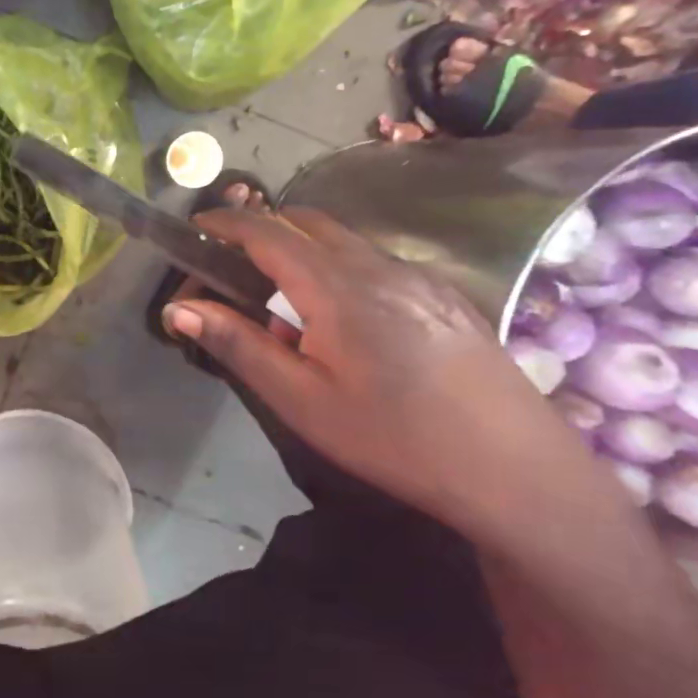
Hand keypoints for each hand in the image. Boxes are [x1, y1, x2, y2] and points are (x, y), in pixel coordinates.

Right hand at [162, 207, 599, 535]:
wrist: (521, 476)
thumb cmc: (394, 439)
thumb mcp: (301, 399)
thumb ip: (237, 344)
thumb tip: (176, 309)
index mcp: (338, 288)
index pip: (268, 232)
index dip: (227, 221)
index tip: (197, 226)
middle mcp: (379, 267)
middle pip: (307, 223)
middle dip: (262, 231)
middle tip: (233, 268)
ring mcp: (419, 279)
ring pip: (343, 243)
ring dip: (301, 255)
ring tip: (287, 315)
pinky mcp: (445, 297)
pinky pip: (374, 263)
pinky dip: (338, 271)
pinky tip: (343, 328)